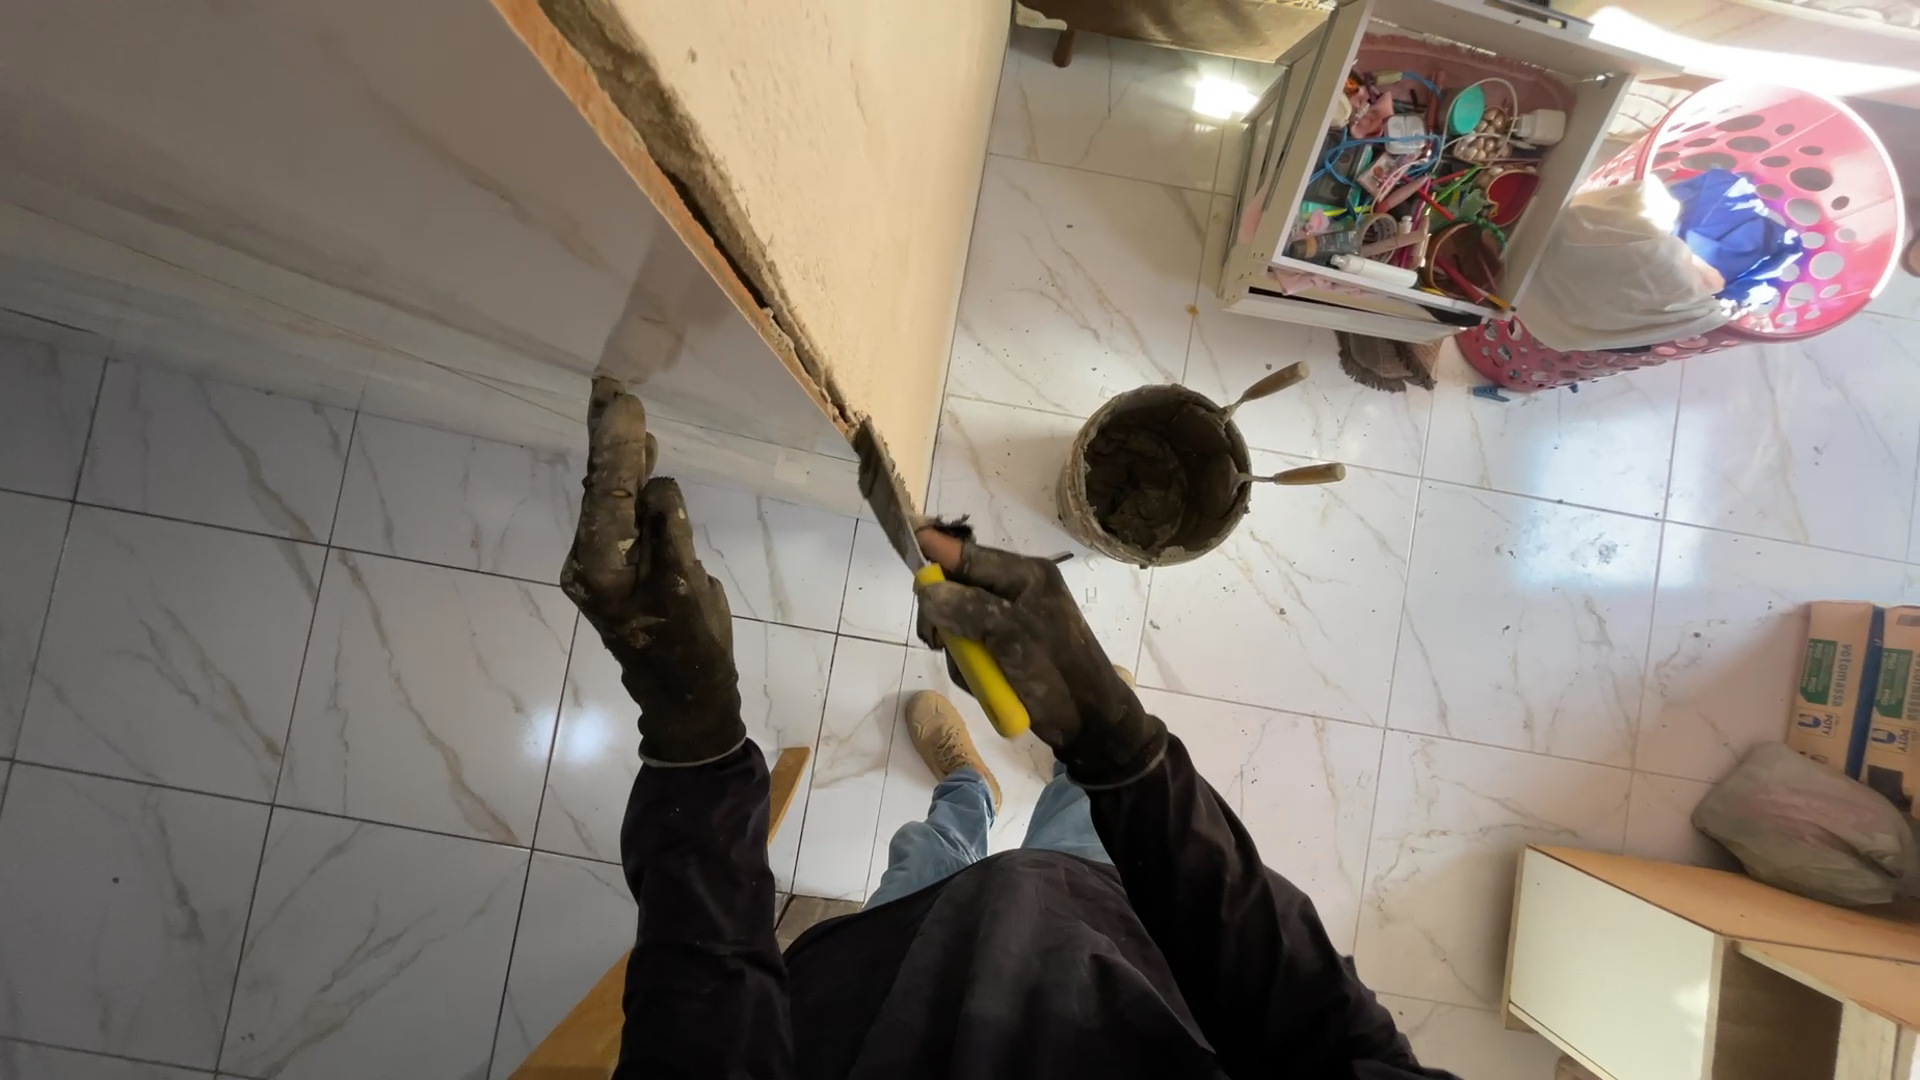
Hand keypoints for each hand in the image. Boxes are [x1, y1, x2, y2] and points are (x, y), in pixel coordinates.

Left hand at [560, 378, 742, 765]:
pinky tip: (642, 459)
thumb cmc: (691, 648)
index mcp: (600, 567)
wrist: (684, 694)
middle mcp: (588, 560)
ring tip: (626, 414)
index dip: (618, 445)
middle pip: (600, 488)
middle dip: (610, 440)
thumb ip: (669, 534)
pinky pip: (620, 516)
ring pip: (609, 499)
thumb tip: (657, 485)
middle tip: (614, 390)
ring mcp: (600, 564)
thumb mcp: (687, 589)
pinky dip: (630, 484)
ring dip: (619, 456)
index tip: (624, 400)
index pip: (608, 492)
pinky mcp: (617, 568)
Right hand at [914, 533, 1165, 786]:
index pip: (970, 555)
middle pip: (956, 590)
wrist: (1088, 724)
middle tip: (941, 640)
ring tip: (980, 673)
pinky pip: (967, 653)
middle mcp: (1015, 593)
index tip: (910, 541)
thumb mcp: (1011, 636)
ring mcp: (1007, 624)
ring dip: (960, 652)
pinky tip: (986, 684)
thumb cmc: (1057, 673)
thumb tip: (927, 589)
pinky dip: (969, 670)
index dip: (938, 550)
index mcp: (1025, 576)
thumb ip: (967, 608)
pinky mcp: (1002, 652)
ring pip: (956, 626)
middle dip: (945, 617)